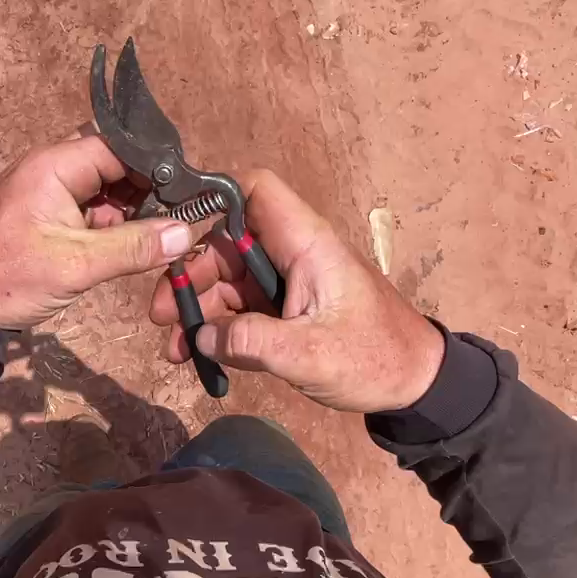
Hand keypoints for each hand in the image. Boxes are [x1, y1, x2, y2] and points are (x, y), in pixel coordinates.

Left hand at [0, 136, 194, 329]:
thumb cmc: (11, 280)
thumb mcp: (76, 265)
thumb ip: (131, 247)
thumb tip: (185, 234)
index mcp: (51, 166)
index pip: (115, 146)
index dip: (151, 165)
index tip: (184, 190)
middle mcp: (48, 169)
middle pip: (110, 163)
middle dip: (142, 188)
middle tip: (175, 214)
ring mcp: (46, 192)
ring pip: (101, 188)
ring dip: (127, 209)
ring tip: (157, 233)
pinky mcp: (46, 215)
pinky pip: (87, 208)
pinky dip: (108, 223)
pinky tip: (129, 243)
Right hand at [148, 168, 444, 412]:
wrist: (415, 385)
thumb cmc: (374, 358)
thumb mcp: (312, 354)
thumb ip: (252, 342)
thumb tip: (201, 337)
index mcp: (305, 245)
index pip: (255, 192)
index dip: (212, 199)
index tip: (174, 236)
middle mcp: (289, 255)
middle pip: (225, 243)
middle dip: (189, 275)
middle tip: (161, 315)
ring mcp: (284, 283)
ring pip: (225, 279)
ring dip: (195, 309)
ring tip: (172, 348)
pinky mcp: (281, 310)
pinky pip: (236, 309)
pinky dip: (214, 328)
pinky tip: (193, 354)